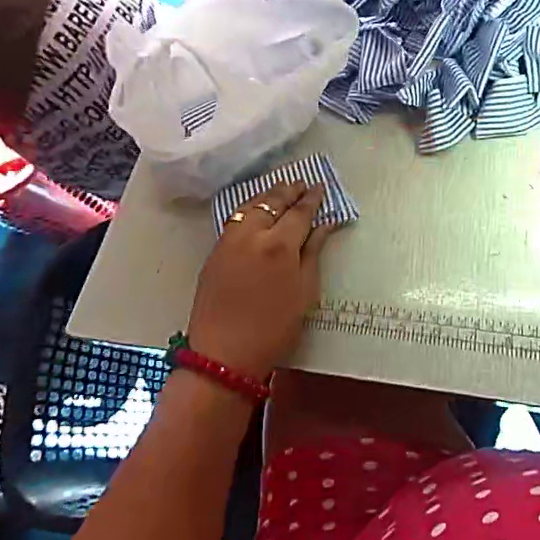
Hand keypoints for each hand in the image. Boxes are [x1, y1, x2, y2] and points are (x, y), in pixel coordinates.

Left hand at [187, 181, 338, 377]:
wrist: (224, 355)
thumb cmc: (274, 329)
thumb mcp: (305, 292)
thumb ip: (313, 252)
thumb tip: (325, 223)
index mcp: (280, 245)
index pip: (299, 212)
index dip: (312, 199)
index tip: (320, 188)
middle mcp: (252, 235)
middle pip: (272, 202)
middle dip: (288, 191)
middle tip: (302, 184)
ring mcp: (229, 241)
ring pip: (249, 206)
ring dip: (267, 196)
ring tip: (280, 192)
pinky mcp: (214, 252)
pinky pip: (235, 219)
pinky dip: (250, 209)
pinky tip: (257, 212)